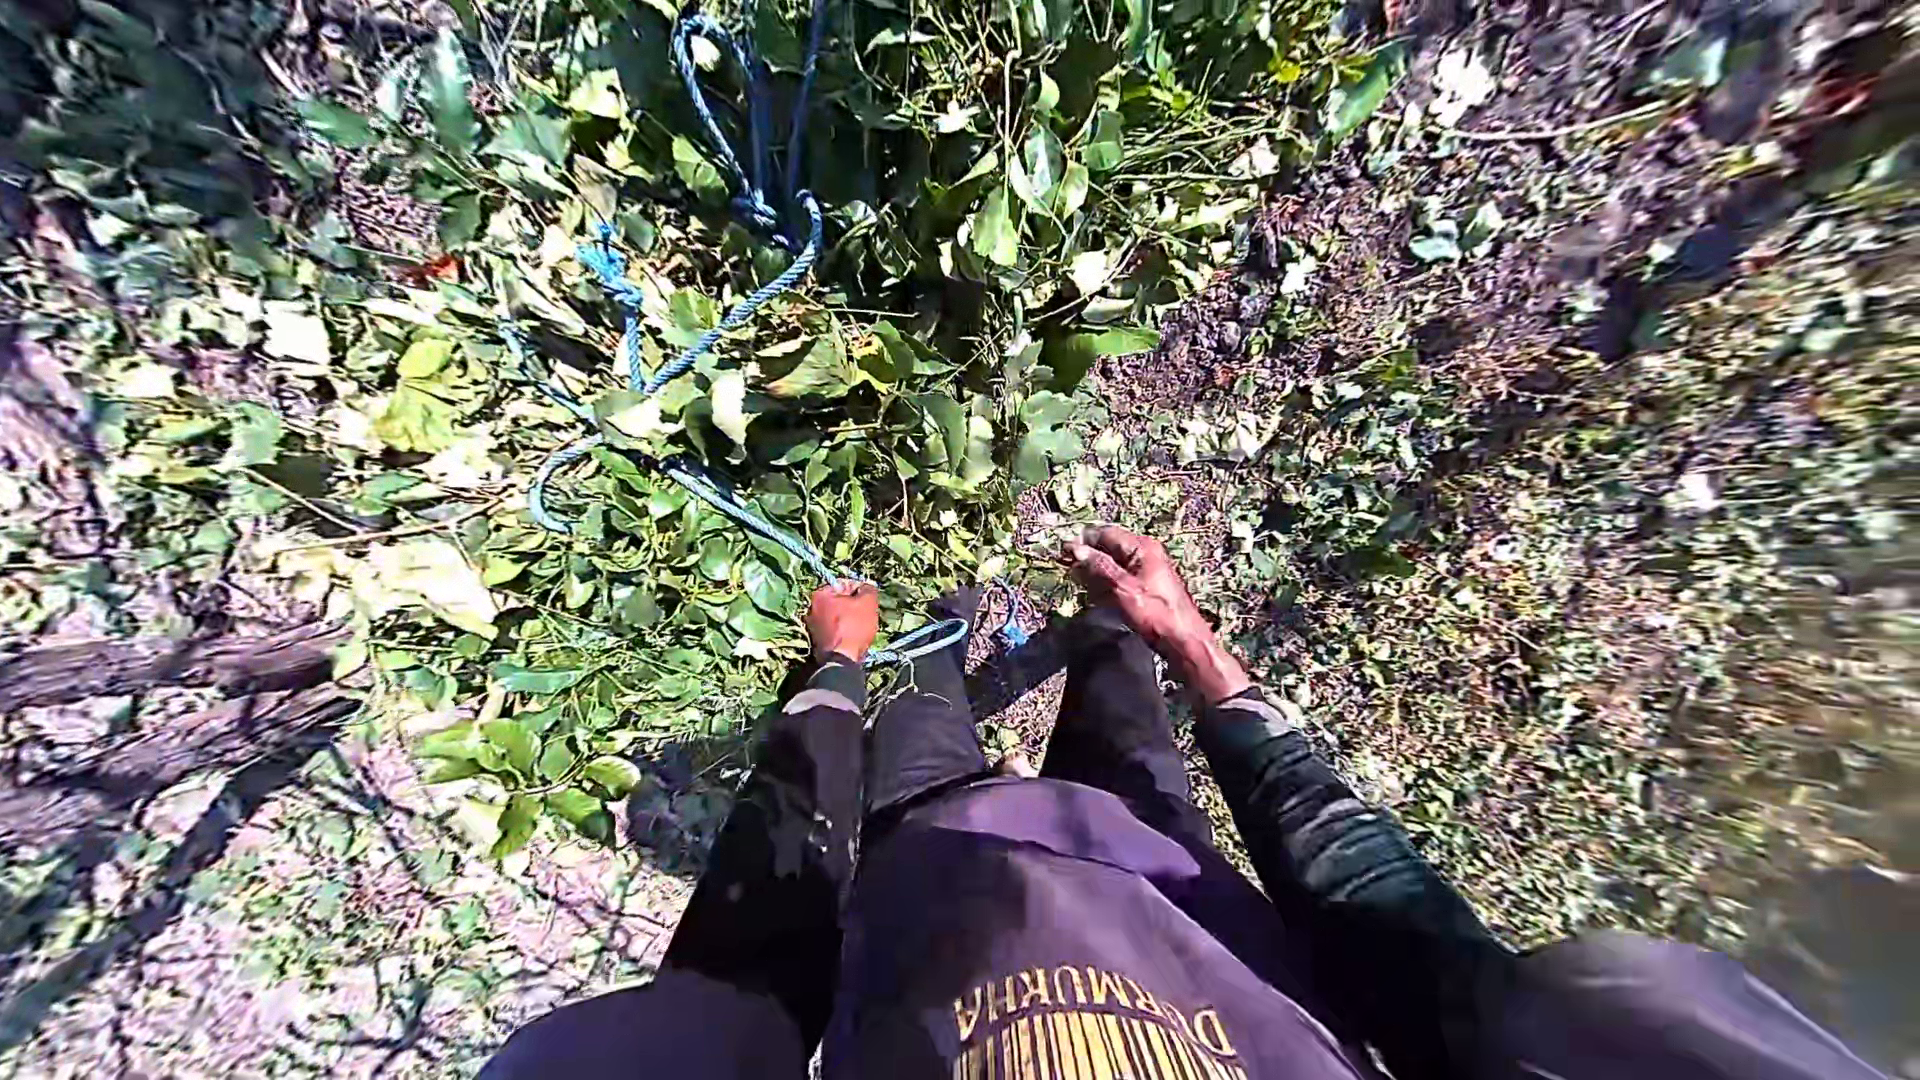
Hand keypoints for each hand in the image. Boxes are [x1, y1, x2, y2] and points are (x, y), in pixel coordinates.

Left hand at [806, 580, 878, 661]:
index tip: (869, 600)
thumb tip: (867, 587)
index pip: (845, 583)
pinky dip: (844, 630)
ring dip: (850, 618)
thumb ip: (869, 589)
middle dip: (854, 605)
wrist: (842, 660)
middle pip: (840, 600)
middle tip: (867, 613)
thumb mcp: (868, 603)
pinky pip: (835, 628)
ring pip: (838, 615)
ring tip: (863, 626)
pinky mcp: (817, 640)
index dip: (860, 590)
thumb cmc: (853, 627)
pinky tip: (855, 636)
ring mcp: (812, 625)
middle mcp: (811, 608)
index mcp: (820, 594)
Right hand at [1062, 526, 1249, 703]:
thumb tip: (1075, 549)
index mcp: (1142, 547)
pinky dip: (1104, 578)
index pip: (1105, 533)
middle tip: (1065, 565)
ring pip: (1113, 560)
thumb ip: (1099, 566)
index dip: (1082, 540)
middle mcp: (1145, 552)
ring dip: (1094, 568)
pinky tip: (1093, 589)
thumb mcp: (1123, 588)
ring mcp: (1147, 567)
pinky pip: (1119, 573)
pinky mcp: (1146, 583)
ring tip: (1076, 578)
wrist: (1183, 640)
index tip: (1062, 551)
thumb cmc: (1155, 614)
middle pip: (1108, 545)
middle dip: (1087, 554)